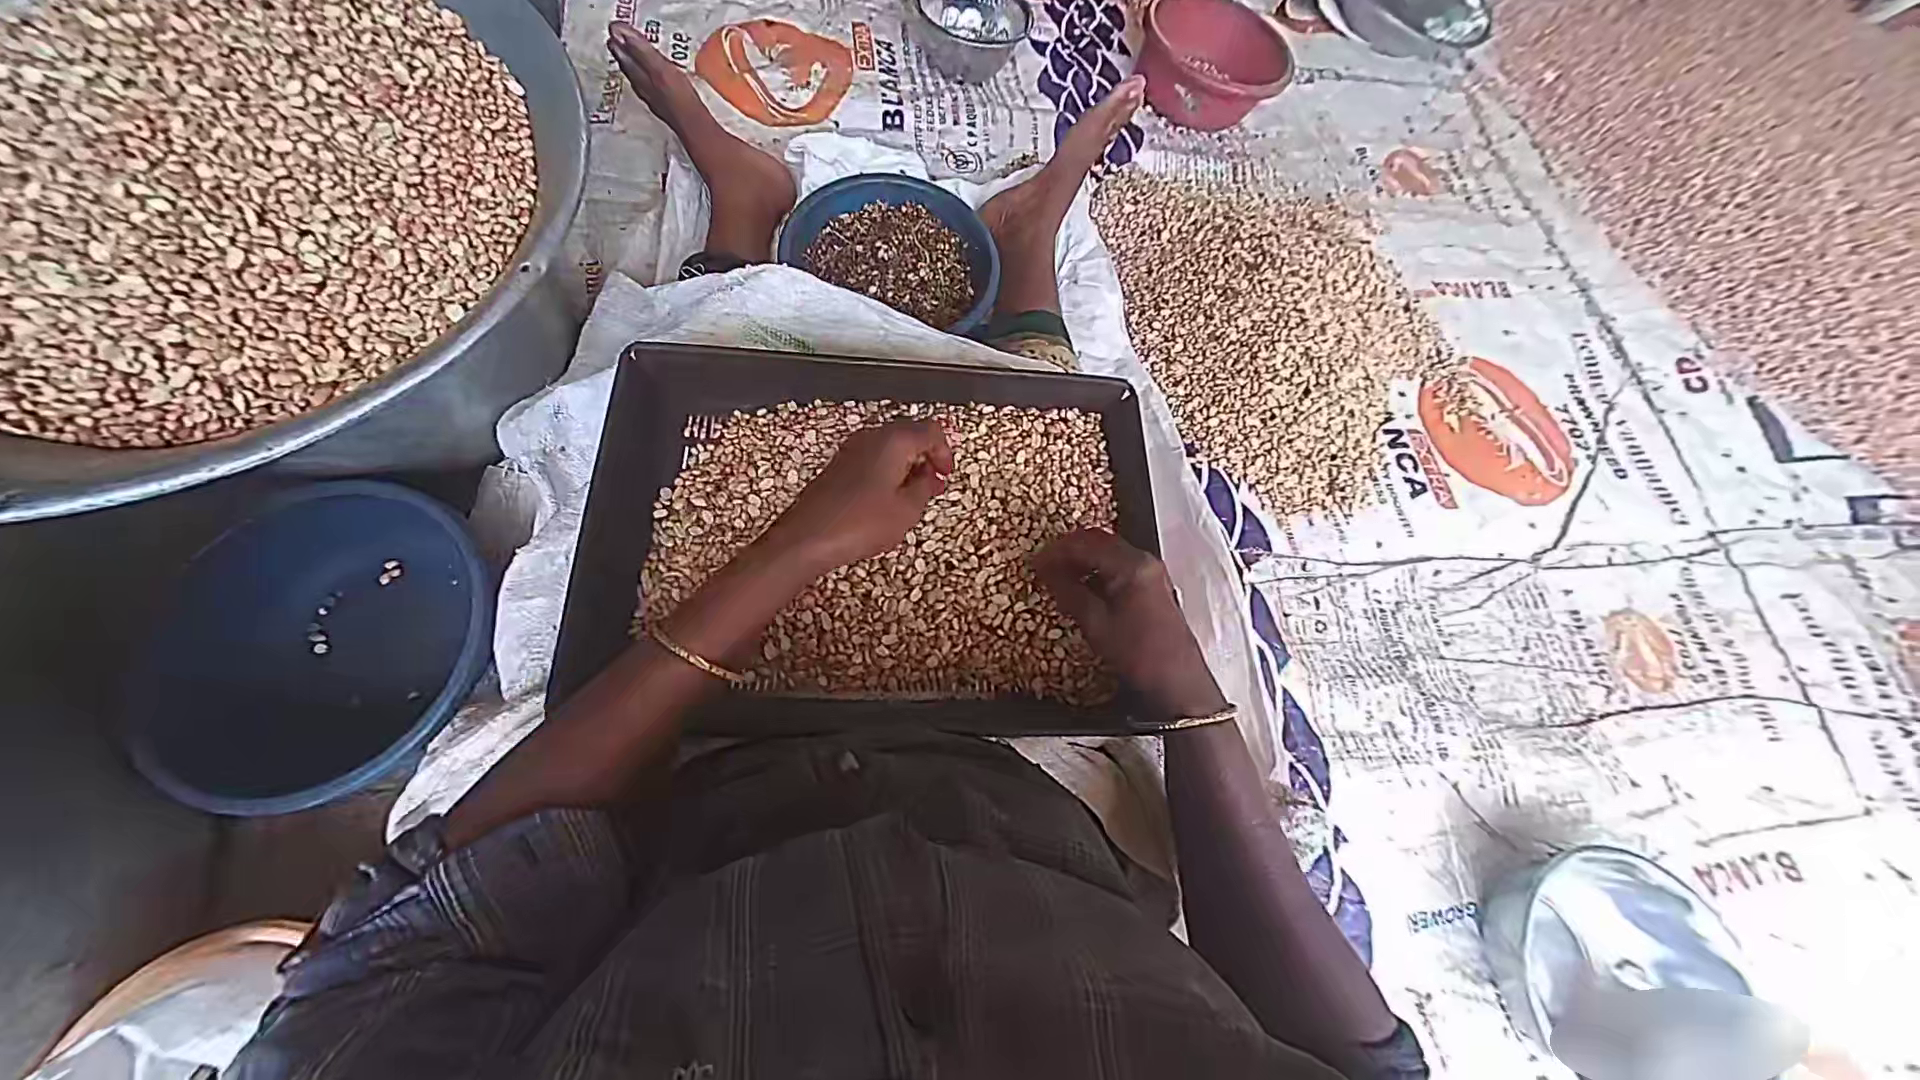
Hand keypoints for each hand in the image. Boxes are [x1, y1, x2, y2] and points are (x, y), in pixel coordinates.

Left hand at [766, 419, 952, 572]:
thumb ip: (925, 487)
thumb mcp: (907, 510)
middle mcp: (871, 437)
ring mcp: (851, 451)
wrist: (807, 538)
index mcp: (894, 441)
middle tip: (936, 483)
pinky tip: (888, 500)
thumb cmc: (859, 523)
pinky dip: (887, 473)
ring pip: (889, 449)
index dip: (945, 451)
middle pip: (909, 435)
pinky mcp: (837, 468)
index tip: (947, 474)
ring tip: (915, 496)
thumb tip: (929, 476)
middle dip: (926, 458)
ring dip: (907, 467)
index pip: (931, 431)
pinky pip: (871, 461)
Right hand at [1032, 529, 1228, 719]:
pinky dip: (1097, 569)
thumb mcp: (1096, 624)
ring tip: (1058, 577)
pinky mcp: (1153, 584)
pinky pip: (1119, 565)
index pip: (1085, 543)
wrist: (1178, 681)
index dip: (1056, 551)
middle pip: (1098, 540)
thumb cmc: (1138, 655)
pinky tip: (1082, 587)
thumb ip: (1069, 591)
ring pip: (1108, 551)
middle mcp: (1144, 561)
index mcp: (1130, 566)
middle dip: (1068, 550)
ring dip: (1082, 559)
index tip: (1035, 562)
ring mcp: (1151, 571)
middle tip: (1044, 565)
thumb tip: (1046, 571)